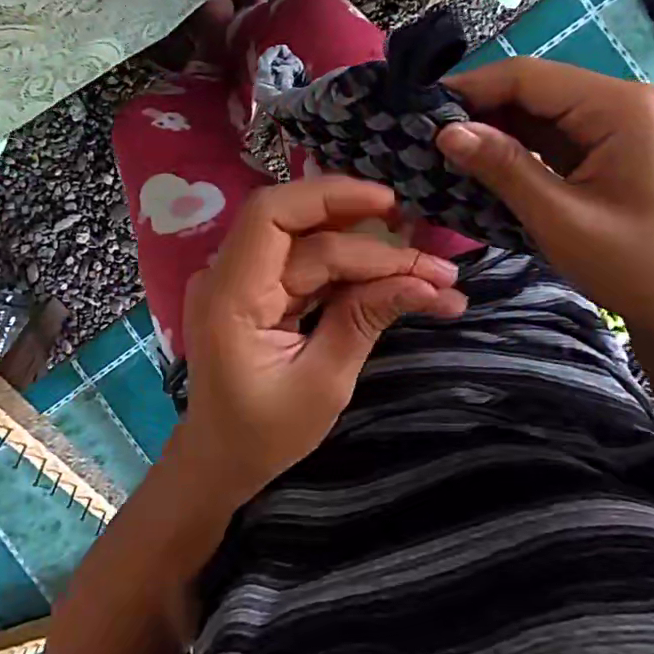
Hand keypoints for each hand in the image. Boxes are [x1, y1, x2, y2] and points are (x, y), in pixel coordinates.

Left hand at [176, 178, 465, 499]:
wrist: (220, 458)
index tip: (391, 204)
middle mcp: (226, 276)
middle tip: (433, 260)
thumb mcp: (322, 384)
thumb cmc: (263, 434)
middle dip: (367, 238)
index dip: (328, 196)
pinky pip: (304, 268)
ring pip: (307, 246)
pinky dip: (349, 272)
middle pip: (297, 229)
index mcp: (229, 296)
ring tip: (429, 275)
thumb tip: (424, 281)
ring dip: (367, 255)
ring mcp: (239, 282)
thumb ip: (363, 321)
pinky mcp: (256, 292)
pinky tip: (394, 280)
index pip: (270, 217)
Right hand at [437, 58, 653, 331]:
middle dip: (475, 109)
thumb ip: (502, 167)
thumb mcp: (559, 218)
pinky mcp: (607, 147)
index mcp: (620, 108)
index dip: (468, 89)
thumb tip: (444, 130)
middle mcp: (622, 103)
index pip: (526, 76)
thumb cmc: (636, 267)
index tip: (416, 112)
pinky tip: (477, 161)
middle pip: (530, 88)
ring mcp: (616, 124)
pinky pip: (547, 132)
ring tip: (441, 149)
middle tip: (422, 135)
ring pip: (533, 110)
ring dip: (489, 127)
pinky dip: (510, 144)